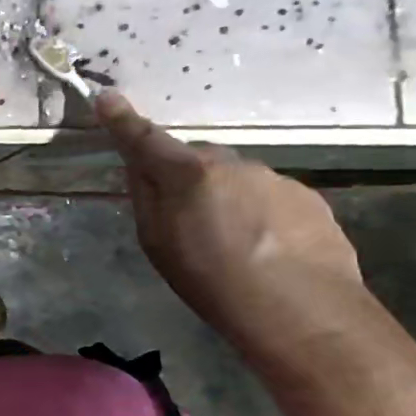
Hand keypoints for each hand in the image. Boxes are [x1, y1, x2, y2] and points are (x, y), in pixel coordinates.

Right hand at [95, 90, 366, 345]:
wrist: (308, 317)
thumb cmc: (215, 285)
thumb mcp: (159, 246)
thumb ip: (148, 198)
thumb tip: (141, 166)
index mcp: (187, 174)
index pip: (144, 138)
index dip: (122, 119)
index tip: (107, 98)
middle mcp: (230, 163)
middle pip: (195, 161)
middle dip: (187, 179)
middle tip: (188, 222)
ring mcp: (273, 177)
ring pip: (235, 178)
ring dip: (226, 198)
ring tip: (236, 246)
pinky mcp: (307, 197)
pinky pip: (269, 196)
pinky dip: (261, 214)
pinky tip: (269, 250)